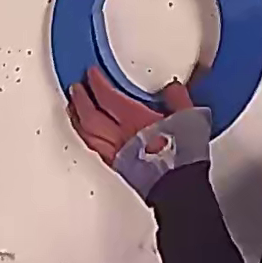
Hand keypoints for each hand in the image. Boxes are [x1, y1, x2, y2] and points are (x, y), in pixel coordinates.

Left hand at [68, 66, 192, 162]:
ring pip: (88, 133)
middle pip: (90, 115)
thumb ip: (178, 98)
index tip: (91, 73)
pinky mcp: (117, 168)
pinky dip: (85, 138)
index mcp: (134, 118)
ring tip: (73, 109)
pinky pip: (93, 149)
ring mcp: (116, 153)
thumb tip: (172, 87)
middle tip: (76, 88)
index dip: (96, 83)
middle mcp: (120, 135)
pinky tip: (86, 135)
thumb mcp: (188, 118)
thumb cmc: (183, 155)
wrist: (180, 188)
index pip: (107, 96)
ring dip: (78, 119)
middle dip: (81, 99)